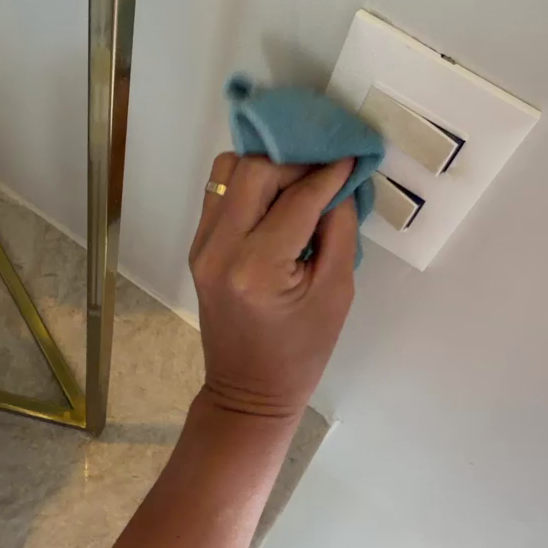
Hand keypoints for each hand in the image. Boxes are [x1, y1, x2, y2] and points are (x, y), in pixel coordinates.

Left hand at [188, 153, 358, 420]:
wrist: (249, 392)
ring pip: (228, 172)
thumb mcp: (337, 291)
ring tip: (298, 179)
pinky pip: (220, 192)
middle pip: (253, 171)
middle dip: (294, 162)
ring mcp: (201, 246)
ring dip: (266, 166)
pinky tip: (276, 194)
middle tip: (324, 169)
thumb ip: (338, 228)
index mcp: (258, 268)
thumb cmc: (302, 351)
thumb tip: (339, 181)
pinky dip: (249, 183)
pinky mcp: (197, 246)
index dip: (328, 173)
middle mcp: (220, 249)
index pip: (297, 198)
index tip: (350, 156)